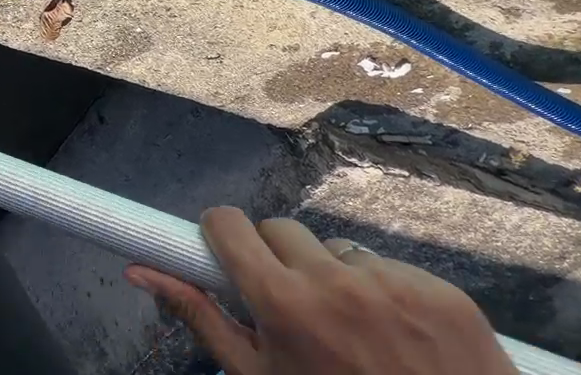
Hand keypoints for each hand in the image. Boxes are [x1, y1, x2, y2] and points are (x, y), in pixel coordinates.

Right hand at [126, 207, 513, 374]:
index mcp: (283, 301)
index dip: (224, 234)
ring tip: (355, 323)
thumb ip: (198, 314)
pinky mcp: (445, 294)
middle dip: (278, 255)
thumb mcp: (258, 373)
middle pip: (279, 229)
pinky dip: (387, 291)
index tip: (231, 253)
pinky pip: (392, 267)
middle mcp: (335, 282)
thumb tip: (136, 269)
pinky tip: (400, 332)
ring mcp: (395, 285)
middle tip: (294, 299)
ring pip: (336, 248)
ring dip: (334, 273)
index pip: (228, 222)